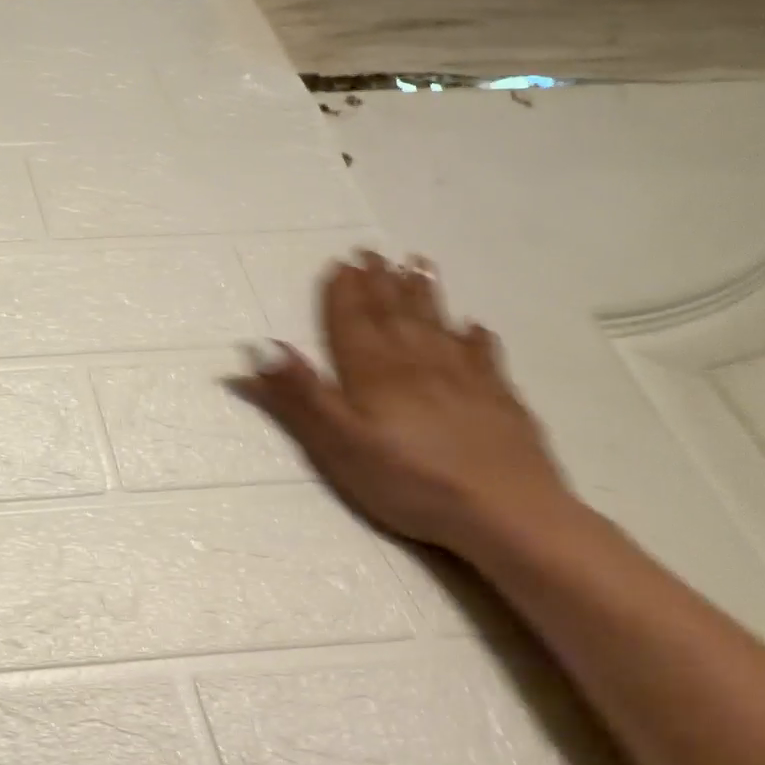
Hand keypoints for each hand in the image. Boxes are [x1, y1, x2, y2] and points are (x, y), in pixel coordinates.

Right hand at [230, 251, 573, 553]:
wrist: (505, 512)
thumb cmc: (407, 480)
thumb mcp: (336, 442)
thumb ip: (299, 394)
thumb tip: (259, 347)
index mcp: (374, 374)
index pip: (353, 323)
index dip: (344, 293)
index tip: (340, 262)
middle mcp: (418, 365)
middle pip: (395, 315)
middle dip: (380, 283)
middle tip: (373, 252)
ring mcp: (464, 380)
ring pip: (438, 325)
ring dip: (423, 295)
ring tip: (417, 265)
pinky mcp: (499, 400)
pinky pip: (483, 356)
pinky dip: (475, 337)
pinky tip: (474, 327)